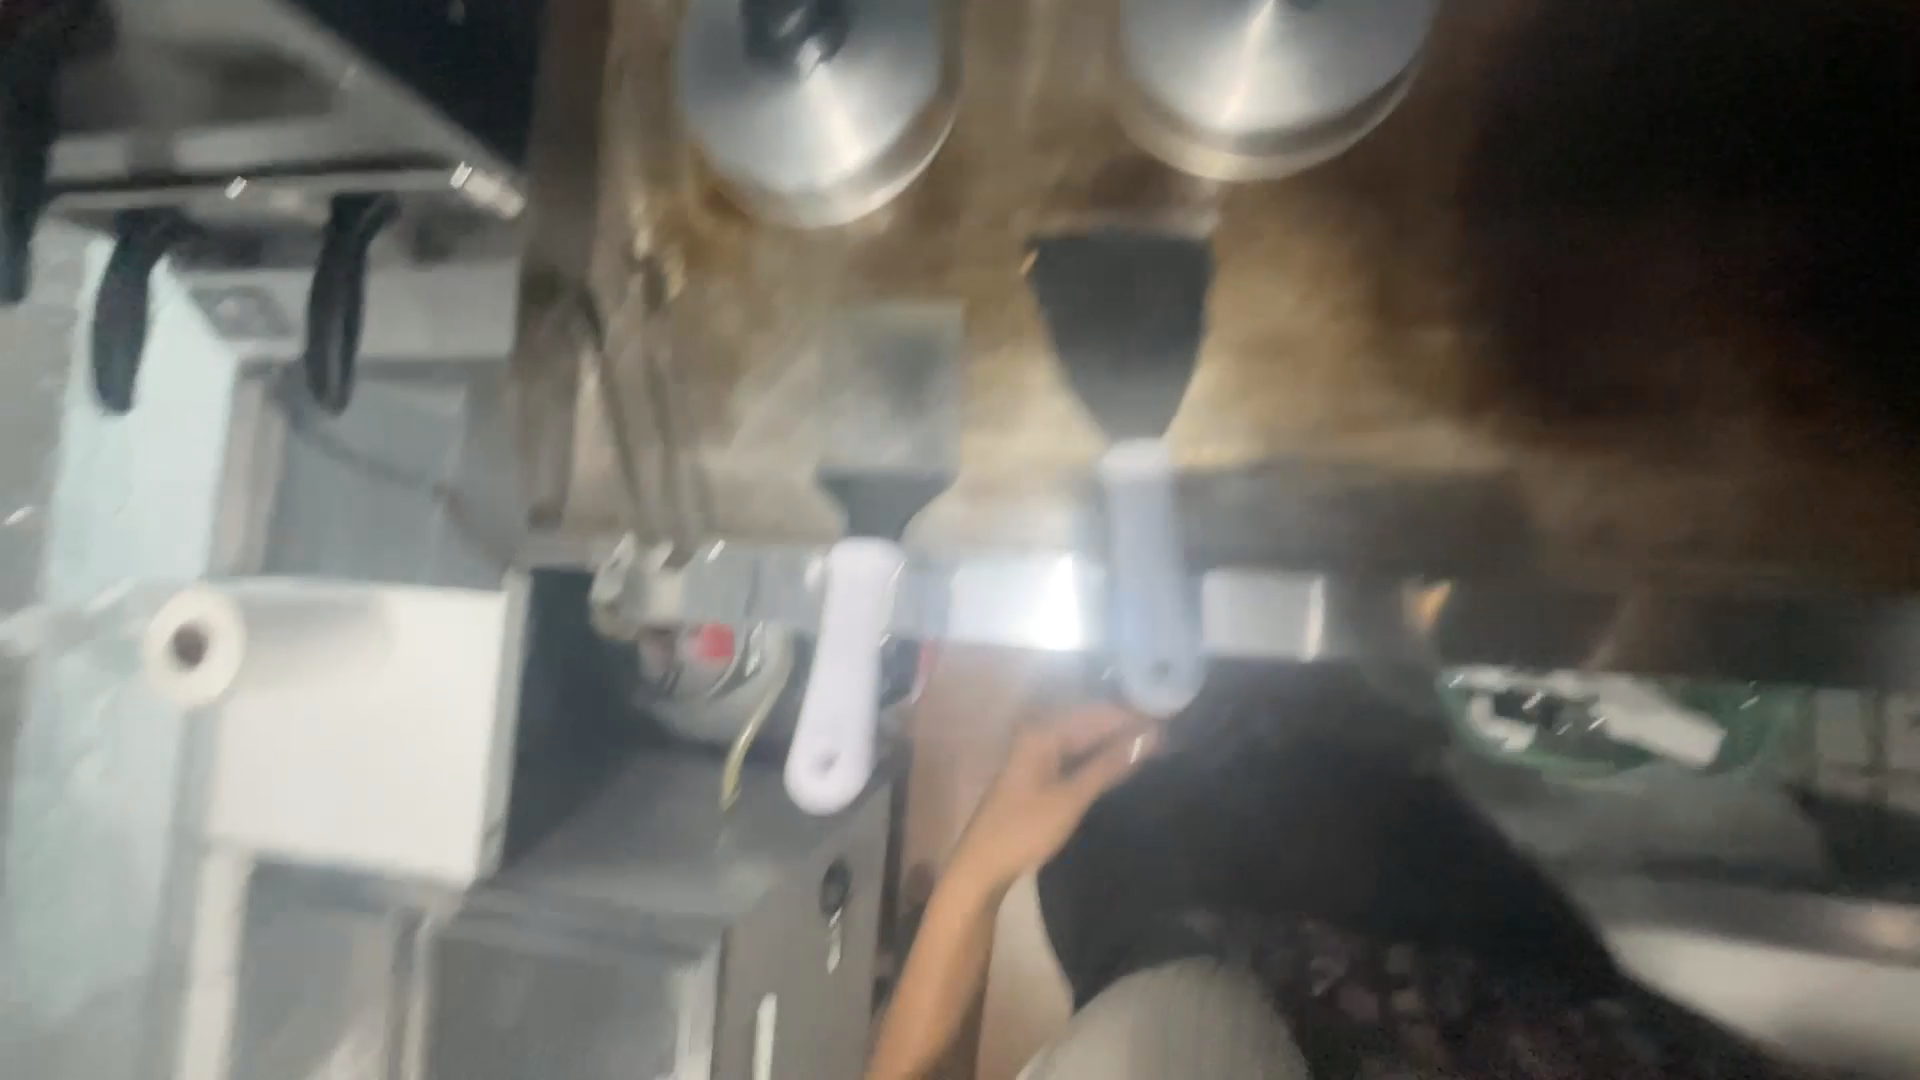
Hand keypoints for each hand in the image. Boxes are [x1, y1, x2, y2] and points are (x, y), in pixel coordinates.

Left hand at [948, 704, 1159, 895]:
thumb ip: (1108, 766)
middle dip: (1125, 727)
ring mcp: (1038, 755)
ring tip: (1155, 746)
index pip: (1094, 714)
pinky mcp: (1041, 775)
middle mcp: (1039, 735)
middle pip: (1089, 723)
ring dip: (1114, 743)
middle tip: (1167, 734)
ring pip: (1084, 740)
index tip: (1167, 721)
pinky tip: (1123, 764)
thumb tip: (1148, 738)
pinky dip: (1099, 759)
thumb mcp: (1070, 798)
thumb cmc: (1024, 829)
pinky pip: (1076, 757)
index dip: (1130, 716)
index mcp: (1042, 733)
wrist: (983, 865)